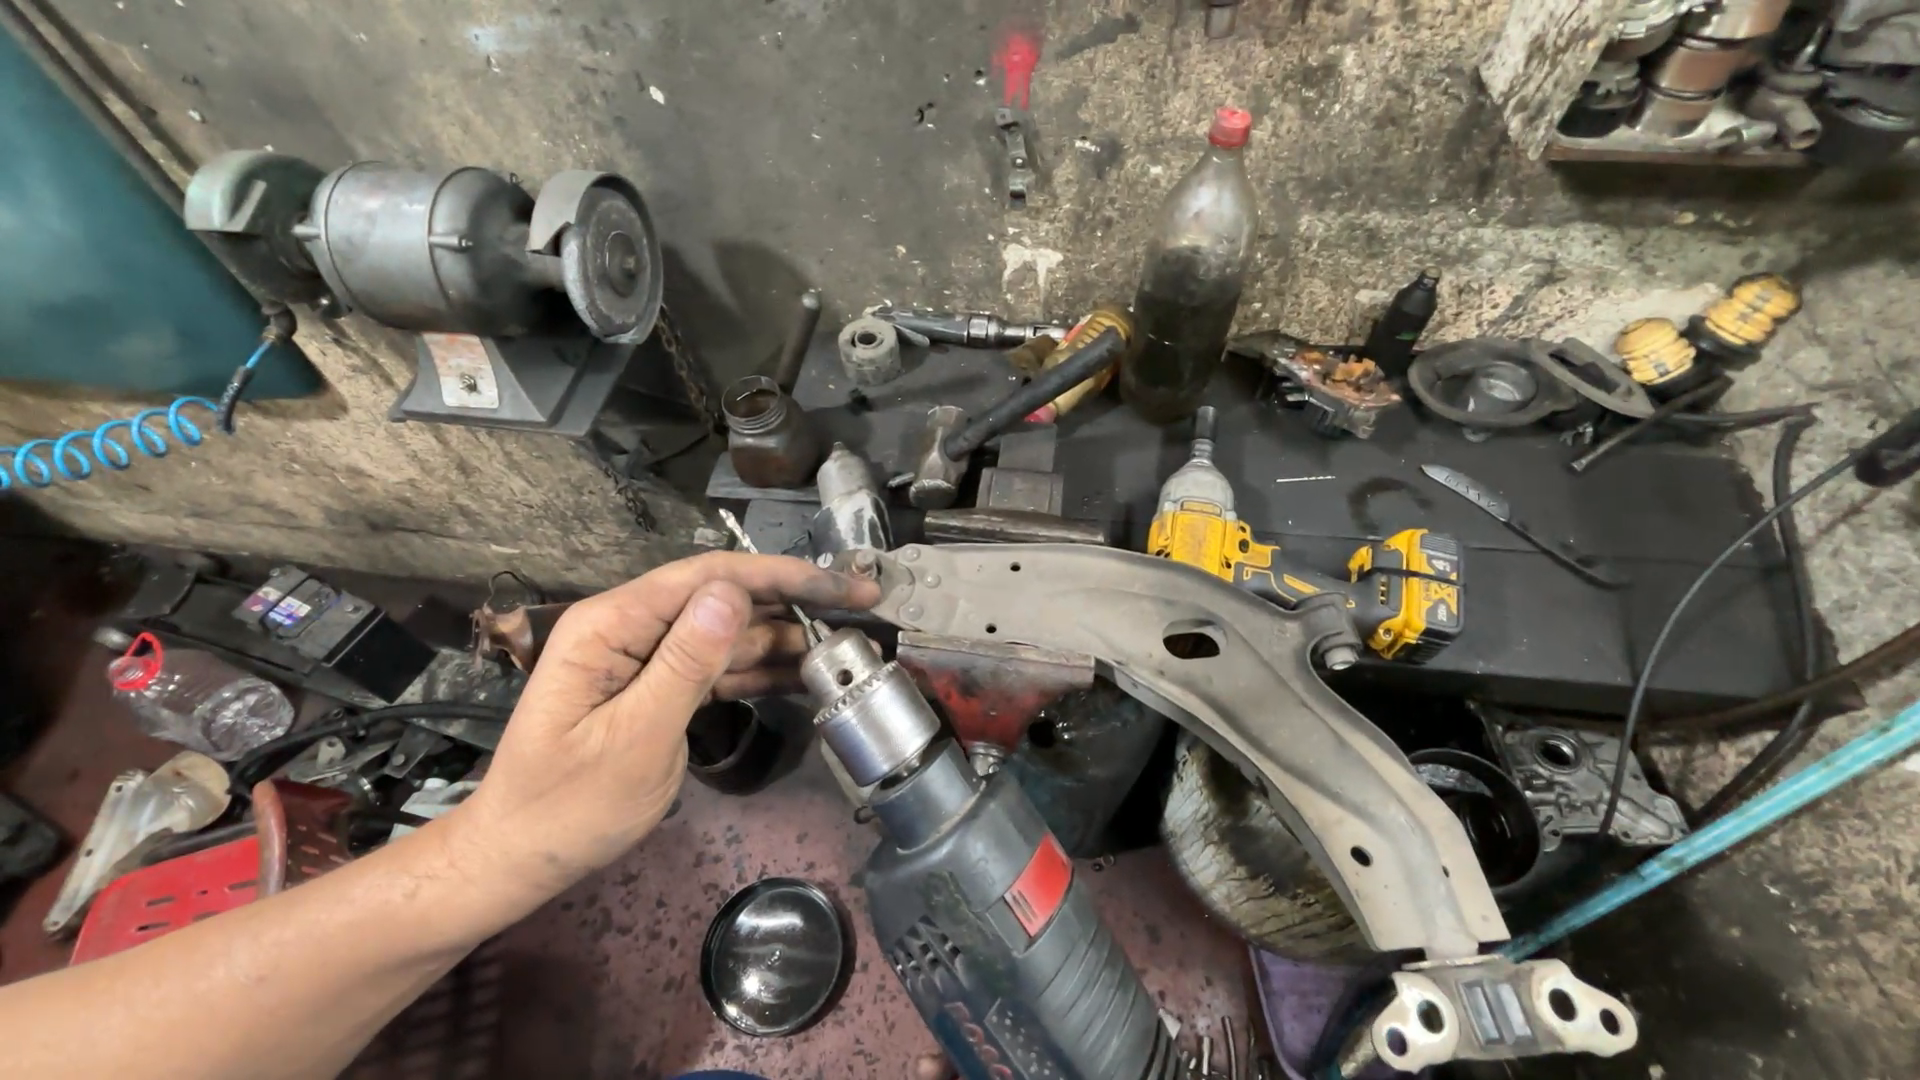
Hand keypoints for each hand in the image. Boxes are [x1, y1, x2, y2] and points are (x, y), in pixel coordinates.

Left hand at [448, 553, 879, 905]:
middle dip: (796, 601)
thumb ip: (684, 663)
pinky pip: (720, 669)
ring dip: (787, 640)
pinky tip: (806, 676)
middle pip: (727, 598)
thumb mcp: (633, 739)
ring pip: (731, 634)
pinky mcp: (660, 687)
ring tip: (849, 647)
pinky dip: (763, 672)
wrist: (519, 858)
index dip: (781, 575)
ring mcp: (648, 657)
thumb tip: (732, 595)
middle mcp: (633, 628)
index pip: (709, 577)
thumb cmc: (567, 807)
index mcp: (614, 624)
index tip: (839, 586)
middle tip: (863, 606)